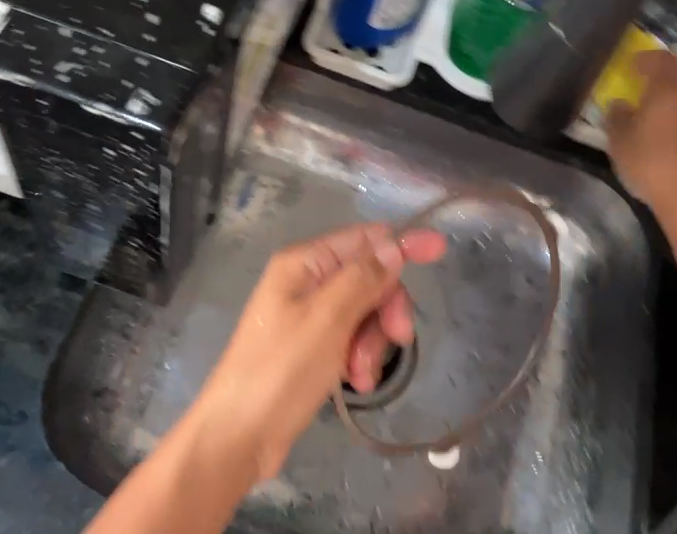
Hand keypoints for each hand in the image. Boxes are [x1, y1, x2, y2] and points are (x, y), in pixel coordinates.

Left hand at [184, 222, 446, 483]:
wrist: (237, 437)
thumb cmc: (279, 371)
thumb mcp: (328, 319)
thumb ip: (363, 278)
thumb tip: (394, 245)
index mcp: (304, 263)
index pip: (364, 239)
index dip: (402, 244)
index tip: (439, 249)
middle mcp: (306, 282)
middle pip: (368, 277)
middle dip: (386, 308)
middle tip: (398, 338)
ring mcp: (308, 316)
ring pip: (364, 312)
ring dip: (373, 341)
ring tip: (361, 375)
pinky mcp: (311, 347)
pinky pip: (350, 338)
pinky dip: (359, 357)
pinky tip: (355, 383)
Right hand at [604, 50, 676, 226]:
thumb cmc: (650, 163)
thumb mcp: (619, 140)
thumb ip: (617, 116)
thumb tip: (619, 104)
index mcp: (668, 88)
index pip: (660, 58)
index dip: (644, 58)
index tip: (630, 66)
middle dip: (662, 72)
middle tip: (644, 80)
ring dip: (675, 92)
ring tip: (657, 105)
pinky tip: (672, 129)